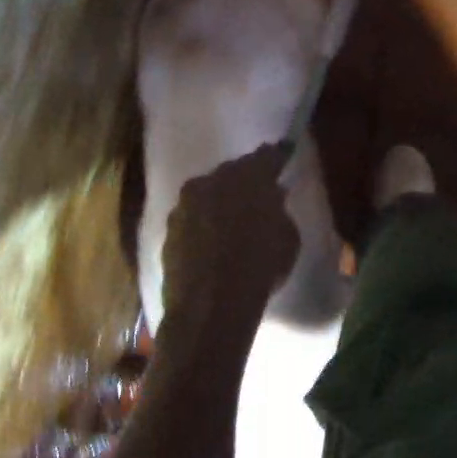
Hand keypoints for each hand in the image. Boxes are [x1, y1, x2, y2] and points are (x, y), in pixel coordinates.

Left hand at [160, 143, 301, 324]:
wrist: (209, 305)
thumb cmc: (260, 266)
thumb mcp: (288, 237)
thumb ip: (280, 211)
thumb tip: (273, 198)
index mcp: (249, 176)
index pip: (268, 156)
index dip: (278, 155)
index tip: (285, 152)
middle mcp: (213, 180)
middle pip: (233, 171)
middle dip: (246, 178)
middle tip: (258, 189)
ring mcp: (186, 204)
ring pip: (208, 191)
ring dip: (220, 198)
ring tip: (233, 214)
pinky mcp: (168, 229)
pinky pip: (192, 215)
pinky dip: (203, 220)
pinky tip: (213, 235)